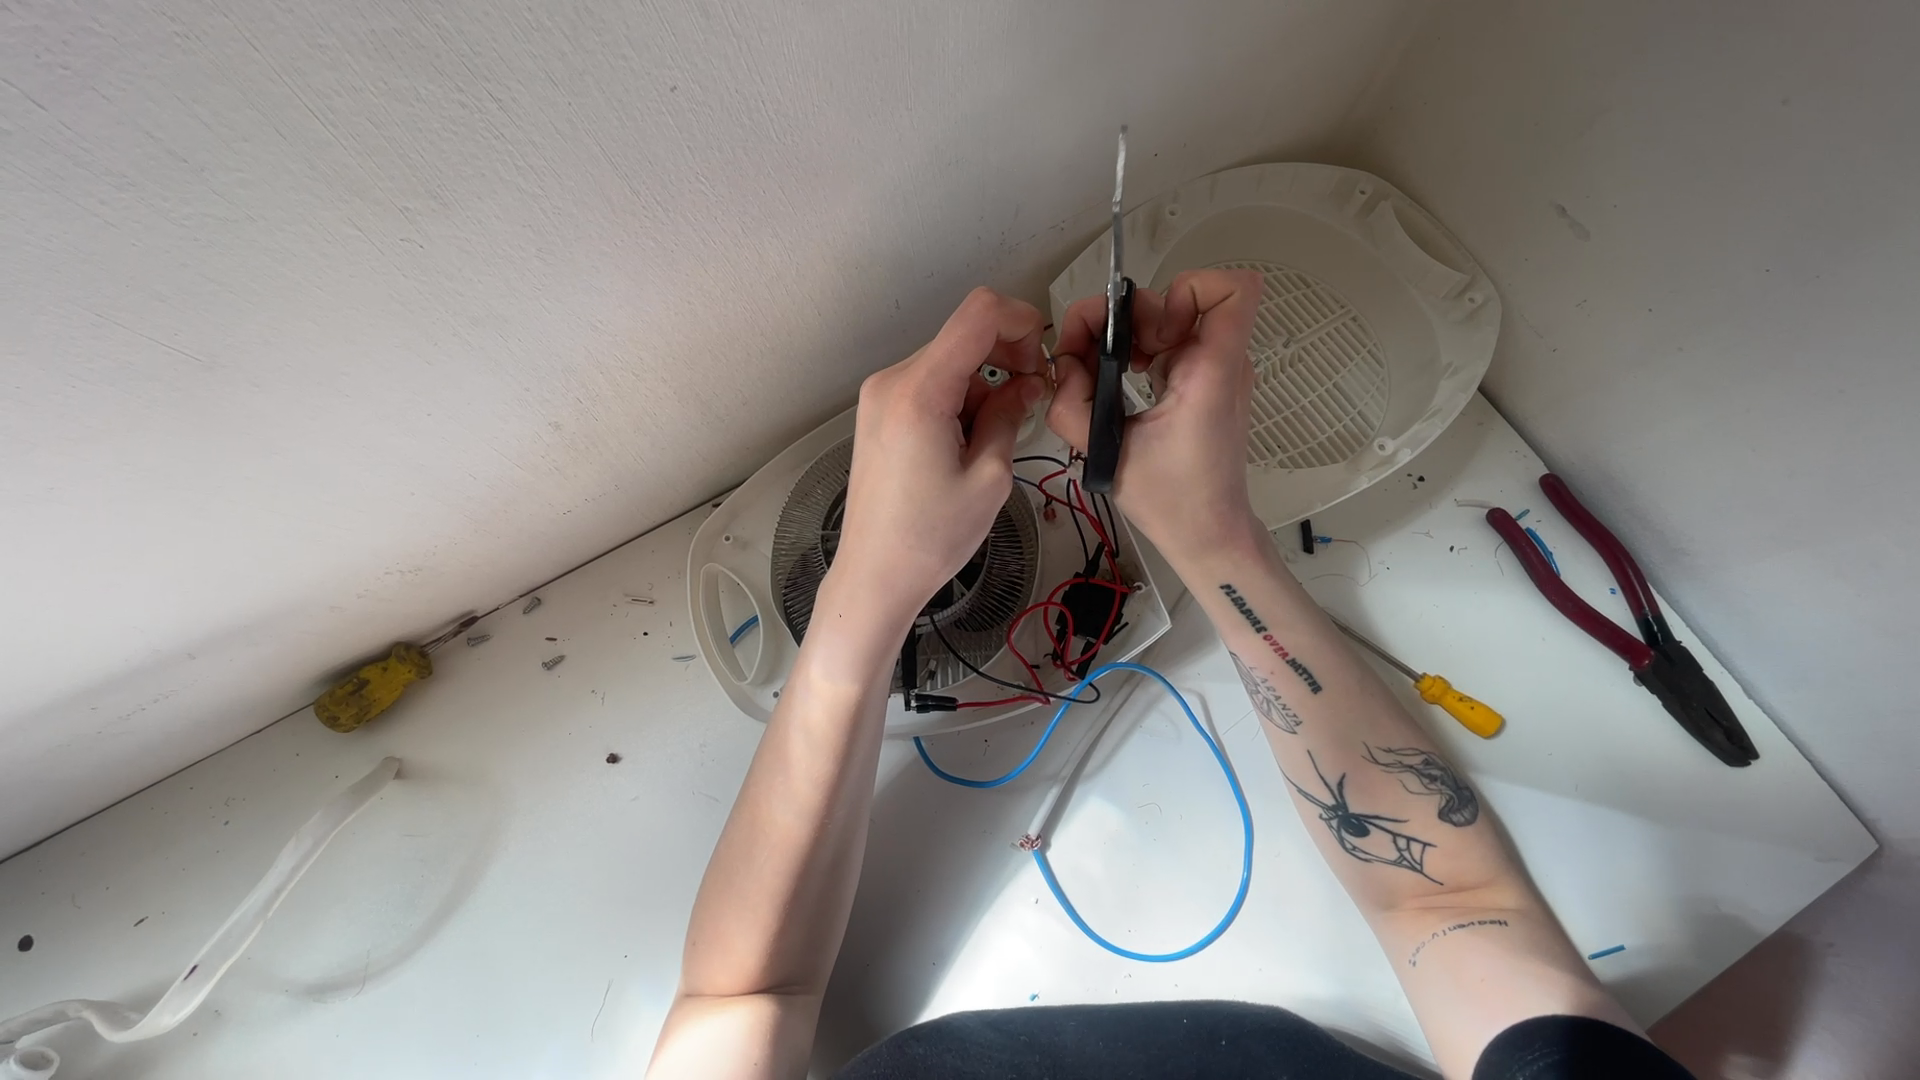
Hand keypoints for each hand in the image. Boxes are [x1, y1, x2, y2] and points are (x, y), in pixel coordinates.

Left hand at [836, 287, 1047, 621]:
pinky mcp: (878, 415)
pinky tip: (971, 438)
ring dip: (983, 383)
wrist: (874, 575)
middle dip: (1006, 356)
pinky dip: (958, 398)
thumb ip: (1010, 416)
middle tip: (1034, 396)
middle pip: (963, 336)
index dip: (1021, 321)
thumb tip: (1028, 384)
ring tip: (999, 432)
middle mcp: (892, 382)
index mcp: (920, 391)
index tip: (1043, 356)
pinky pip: (928, 385)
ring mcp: (880, 397)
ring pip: (948, 362)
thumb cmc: (930, 538)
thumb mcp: (990, 476)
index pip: (979, 313)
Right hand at [1047, 268, 1265, 562]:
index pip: (1232, 288)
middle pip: (1176, 297)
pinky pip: (1170, 342)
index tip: (1149, 334)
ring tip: (1104, 373)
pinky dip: (1138, 351)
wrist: (1207, 532)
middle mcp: (1221, 361)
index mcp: (1210, 372)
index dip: (1183, 290)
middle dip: (1125, 317)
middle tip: (1094, 357)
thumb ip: (1073, 405)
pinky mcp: (1202, 381)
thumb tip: (1064, 364)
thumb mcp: (1107, 454)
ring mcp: (1214, 370)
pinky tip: (1121, 383)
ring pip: (1168, 316)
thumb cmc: (1169, 501)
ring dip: (1127, 336)